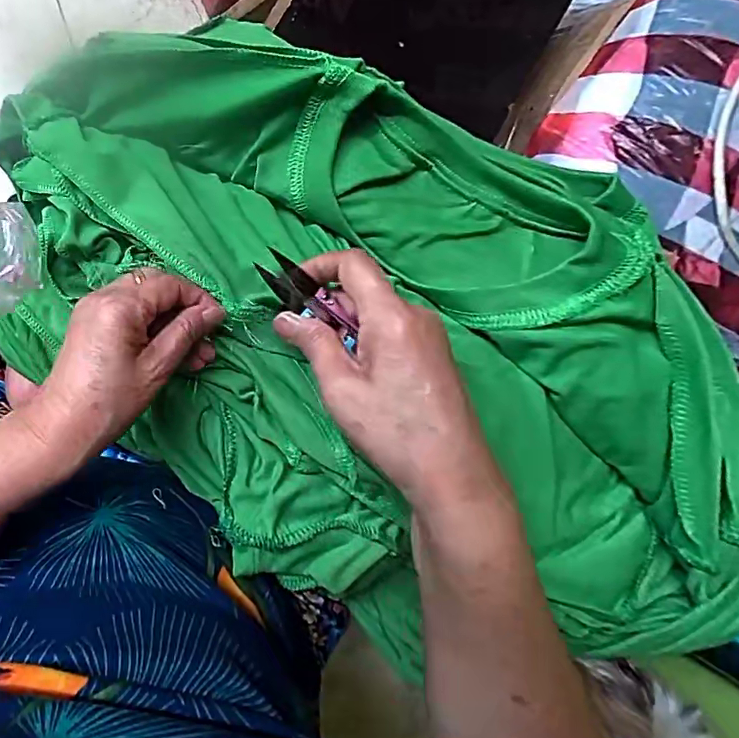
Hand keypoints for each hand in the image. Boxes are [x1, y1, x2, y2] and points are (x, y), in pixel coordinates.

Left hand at [22, 268, 224, 459]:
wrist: (64, 425)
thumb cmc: (112, 401)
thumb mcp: (156, 367)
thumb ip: (186, 332)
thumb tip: (214, 312)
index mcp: (119, 304)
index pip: (170, 284)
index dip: (199, 299)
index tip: (218, 323)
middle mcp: (103, 295)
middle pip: (155, 285)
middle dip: (184, 308)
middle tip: (206, 338)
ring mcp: (93, 306)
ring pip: (143, 298)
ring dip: (170, 319)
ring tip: (196, 354)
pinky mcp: (90, 321)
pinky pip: (127, 310)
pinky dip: (150, 324)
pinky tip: (171, 350)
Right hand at [272, 249, 504, 509]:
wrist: (454, 474)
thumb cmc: (392, 430)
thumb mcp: (340, 386)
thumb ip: (312, 342)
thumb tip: (284, 316)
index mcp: (392, 316)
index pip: (353, 262)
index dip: (317, 266)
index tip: (292, 290)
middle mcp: (416, 315)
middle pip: (363, 289)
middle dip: (326, 305)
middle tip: (302, 338)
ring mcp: (430, 334)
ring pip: (376, 311)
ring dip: (345, 325)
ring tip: (331, 365)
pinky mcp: (435, 353)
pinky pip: (393, 329)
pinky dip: (366, 338)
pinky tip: (360, 375)